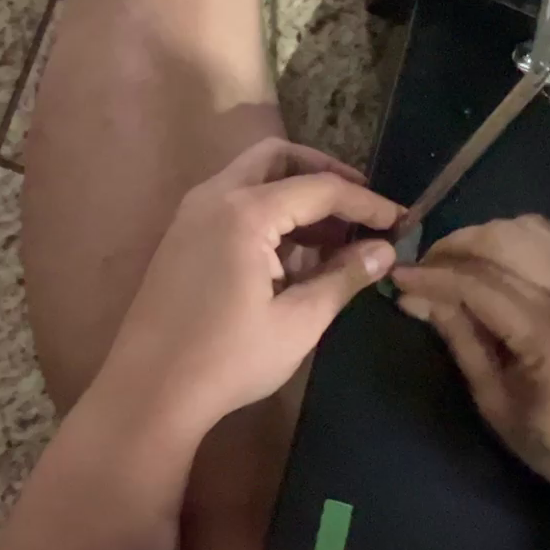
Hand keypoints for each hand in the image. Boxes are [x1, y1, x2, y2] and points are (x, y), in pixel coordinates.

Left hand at [95, 138, 404, 428]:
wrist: (149, 390)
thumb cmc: (227, 359)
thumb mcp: (297, 322)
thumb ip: (343, 278)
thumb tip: (385, 251)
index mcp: (244, 212)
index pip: (319, 188)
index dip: (366, 203)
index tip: (400, 220)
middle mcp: (214, 197)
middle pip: (279, 159)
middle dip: (325, 174)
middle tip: (360, 207)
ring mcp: (192, 214)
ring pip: (253, 178)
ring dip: (296, 195)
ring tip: (336, 237)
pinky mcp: (182, 236)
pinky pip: (234, 204)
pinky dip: (269, 213)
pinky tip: (295, 253)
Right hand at [390, 215, 549, 525]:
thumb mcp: (498, 404)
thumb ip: (460, 339)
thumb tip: (415, 296)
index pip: (477, 282)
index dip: (431, 275)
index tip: (397, 276)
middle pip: (503, 239)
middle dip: (453, 247)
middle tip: (424, 267)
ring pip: (532, 229)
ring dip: (485, 238)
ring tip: (457, 262)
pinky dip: (521, 242)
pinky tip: (501, 263)